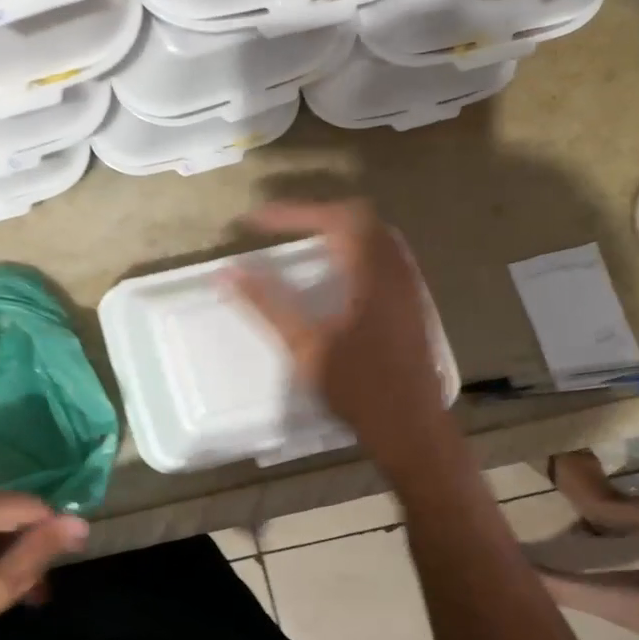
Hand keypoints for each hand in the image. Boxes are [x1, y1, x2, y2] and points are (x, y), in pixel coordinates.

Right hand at [226, 199, 449, 454]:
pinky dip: (355, 252)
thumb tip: (227, 273)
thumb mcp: (304, 345)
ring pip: (377, 239)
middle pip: (362, 220)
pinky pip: (386, 259)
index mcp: (373, 276)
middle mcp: (397, 273)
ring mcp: (409, 289)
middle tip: (281, 227)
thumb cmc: (356, 386)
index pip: (337, 219)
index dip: (294, 213)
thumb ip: (267, 303)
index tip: (255, 223)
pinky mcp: (411, 306)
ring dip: (339, 232)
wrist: (409, 426)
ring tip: (303, 244)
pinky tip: (335, 277)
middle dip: (318, 215)